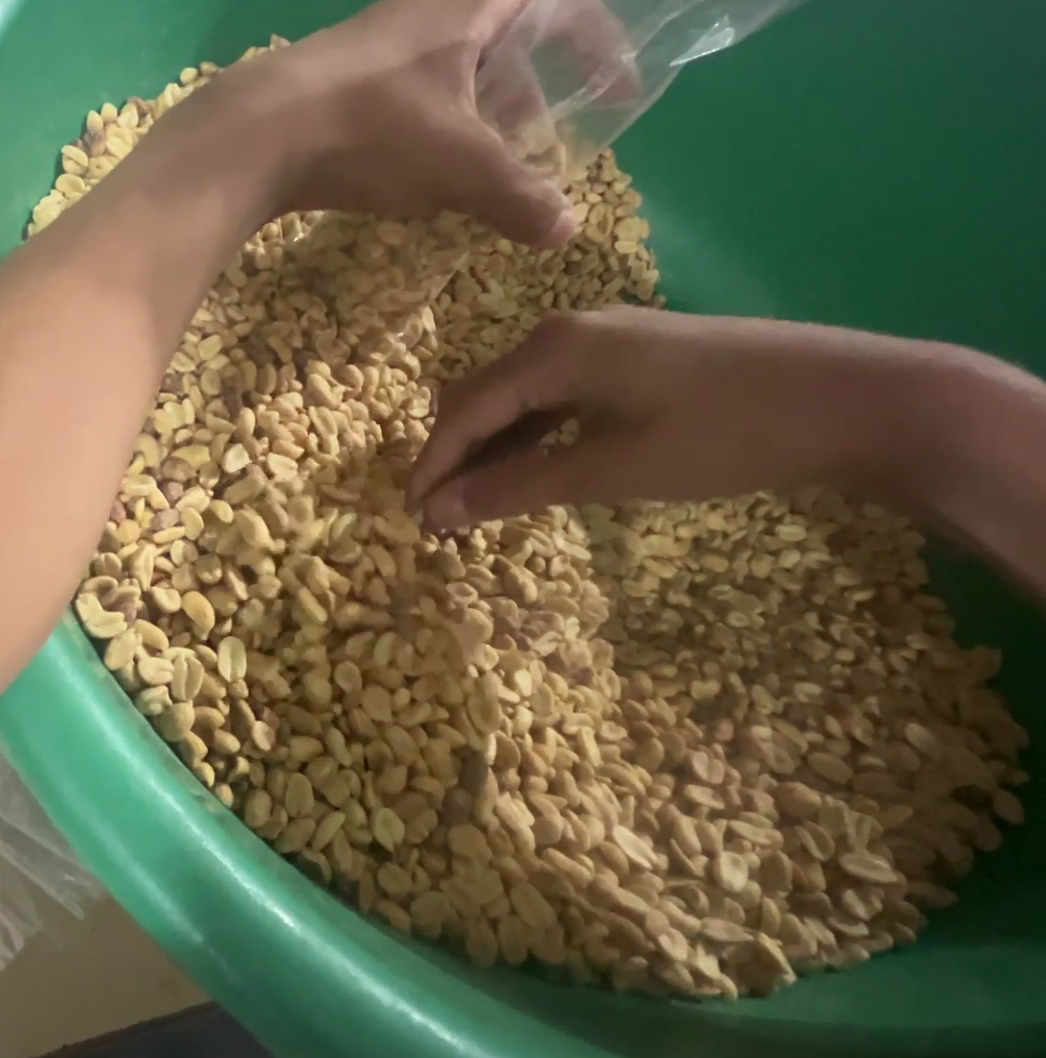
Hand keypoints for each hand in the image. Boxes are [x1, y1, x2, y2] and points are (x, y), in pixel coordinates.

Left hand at [185, 0, 577, 246]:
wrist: (256, 135)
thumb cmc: (373, 128)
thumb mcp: (459, 163)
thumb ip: (517, 195)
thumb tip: (567, 231)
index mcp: (473, 4)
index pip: (561, 4)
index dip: (599, 44)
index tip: (617, 93)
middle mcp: (427, 11)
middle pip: (503, 38)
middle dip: (530, 91)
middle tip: (540, 143)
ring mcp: (378, 46)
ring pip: (450, 73)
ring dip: (475, 117)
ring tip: (485, 169)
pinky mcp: (339, 83)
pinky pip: (405, 98)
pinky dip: (428, 130)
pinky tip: (420, 175)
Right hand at [404, 307, 991, 529]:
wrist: (857, 399)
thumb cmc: (724, 436)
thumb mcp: (609, 470)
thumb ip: (514, 487)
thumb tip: (437, 512)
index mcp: (553, 351)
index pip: (465, 412)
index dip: (431, 466)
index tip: (408, 515)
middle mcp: (563, 334)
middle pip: (478, 397)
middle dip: (452, 456)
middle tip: (439, 514)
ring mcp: (596, 341)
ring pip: (512, 397)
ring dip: (487, 448)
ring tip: (473, 501)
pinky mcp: (624, 357)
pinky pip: (550, 396)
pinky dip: (526, 435)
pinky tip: (525, 469)